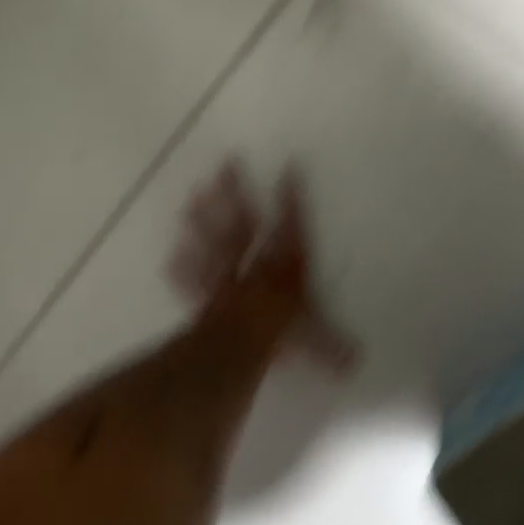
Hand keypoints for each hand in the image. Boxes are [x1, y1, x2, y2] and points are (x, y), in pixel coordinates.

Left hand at [167, 160, 357, 374]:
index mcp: (283, 267)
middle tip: (227, 163)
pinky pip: (193, 279)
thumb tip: (354, 361)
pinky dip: (182, 271)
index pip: (291, 225)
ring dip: (203, 219)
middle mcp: (252, 262)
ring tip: (191, 197)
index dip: (291, 197)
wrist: (239, 337)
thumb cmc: (280, 332)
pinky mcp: (205, 292)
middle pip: (243, 221)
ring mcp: (225, 274)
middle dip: (236, 192)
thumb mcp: (313, 337)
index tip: (290, 168)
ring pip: (214, 240)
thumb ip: (330, 345)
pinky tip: (169, 261)